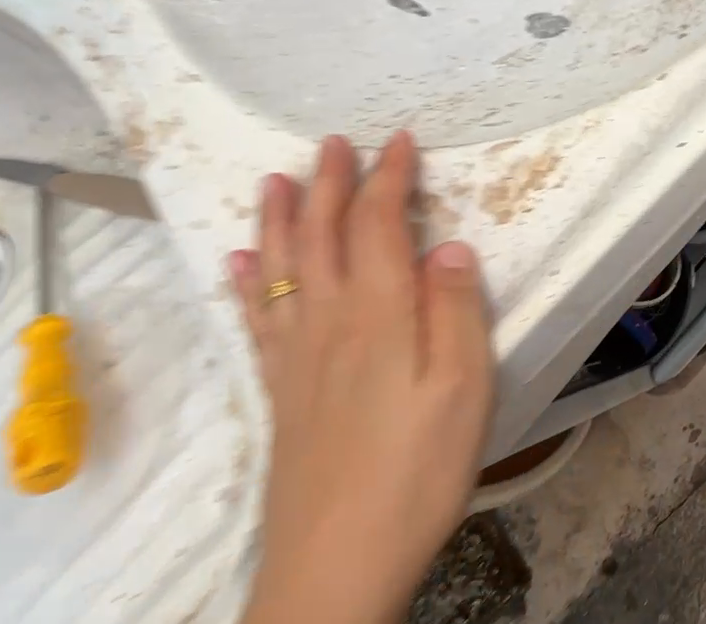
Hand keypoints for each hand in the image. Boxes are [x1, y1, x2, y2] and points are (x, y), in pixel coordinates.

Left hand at [229, 132, 492, 623]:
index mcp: (378, 316)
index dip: (389, 180)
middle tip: (334, 142)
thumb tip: (449, 245)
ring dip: (281, 219)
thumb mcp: (464, 390)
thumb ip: (456, 312)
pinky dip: (249, 281)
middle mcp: (328, 323)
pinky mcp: (281, 391)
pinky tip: (241, 264)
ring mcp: (297, 357)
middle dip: (331, 184)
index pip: (378, 227)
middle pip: (322, 237)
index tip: (400, 142)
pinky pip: (257, 318)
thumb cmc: (417, 471)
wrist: (336, 563)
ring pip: (281, 269)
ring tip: (277, 180)